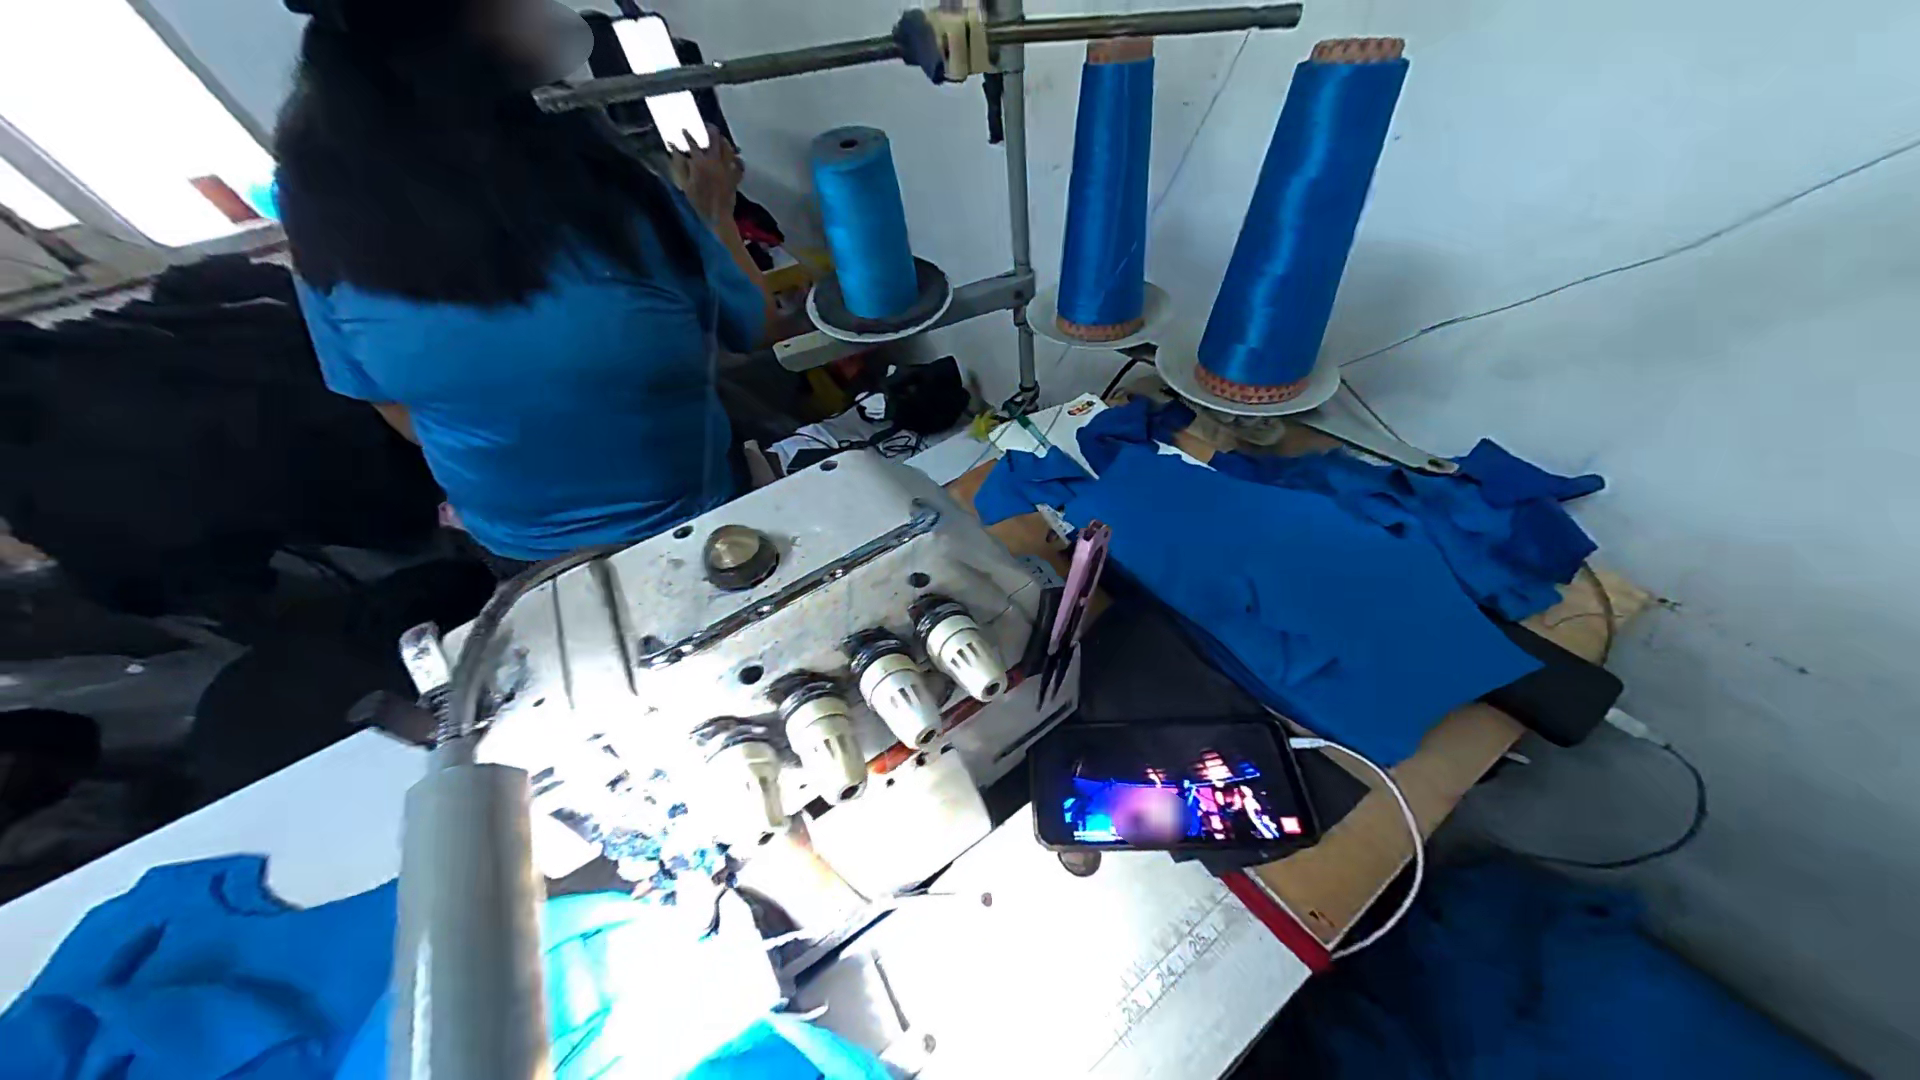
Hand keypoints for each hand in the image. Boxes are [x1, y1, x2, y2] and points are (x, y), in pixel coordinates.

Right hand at [667, 123, 743, 225]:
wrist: (718, 217)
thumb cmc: (699, 202)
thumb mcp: (685, 184)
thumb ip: (680, 165)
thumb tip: (675, 150)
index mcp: (700, 162)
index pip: (693, 142)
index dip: (688, 135)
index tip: (684, 129)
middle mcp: (715, 161)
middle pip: (714, 139)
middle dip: (710, 130)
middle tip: (707, 126)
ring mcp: (727, 168)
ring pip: (728, 148)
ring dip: (724, 141)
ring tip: (721, 138)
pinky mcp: (735, 177)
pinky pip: (739, 164)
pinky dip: (737, 159)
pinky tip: (735, 156)